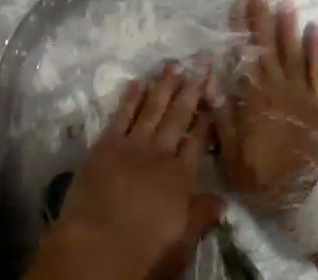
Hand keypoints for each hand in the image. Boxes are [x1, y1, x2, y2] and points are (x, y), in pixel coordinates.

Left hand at [28, 64, 223, 279]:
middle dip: (191, 90)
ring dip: (163, 85)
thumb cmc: (142, 253)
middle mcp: (160, 153)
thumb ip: (200, 218)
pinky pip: (121, 115)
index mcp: (181, 177)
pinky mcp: (105, 145)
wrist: (96, 247)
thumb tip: (221, 199)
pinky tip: (138, 82)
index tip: (213, 97)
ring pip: (152, 108)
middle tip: (201, 64)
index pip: (197, 141)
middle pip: (178, 116)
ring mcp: (132, 145)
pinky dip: (130, 97)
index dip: (205, 119)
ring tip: (173, 64)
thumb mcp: (181, 244)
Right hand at [209, 0, 317, 218]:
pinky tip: (314, 28)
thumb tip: (209, 82)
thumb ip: (221, 117)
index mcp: (254, 98)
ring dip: (288, 25)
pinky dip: (316, 48)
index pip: (245, 53)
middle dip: (262, 16)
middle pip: (268, 45)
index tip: (238, 2)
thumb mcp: (232, 155)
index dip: (241, 27)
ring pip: (293, 51)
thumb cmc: (265, 179)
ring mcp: (301, 93)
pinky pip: (317, 70)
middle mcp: (278, 88)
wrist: (310, 197)